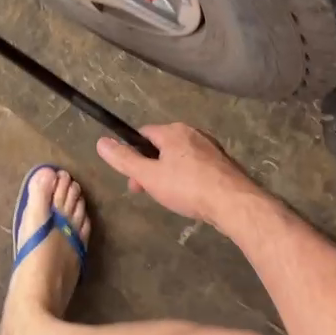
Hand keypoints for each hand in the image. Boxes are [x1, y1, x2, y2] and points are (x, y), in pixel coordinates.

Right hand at [96, 123, 266, 225]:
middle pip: (162, 146)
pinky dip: (190, 179)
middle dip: (152, 168)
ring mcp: (211, 148)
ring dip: (170, 174)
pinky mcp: (224, 164)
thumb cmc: (188, 187)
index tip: (133, 178)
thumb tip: (101, 142)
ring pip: (181, 158)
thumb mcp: (148, 176)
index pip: (144, 134)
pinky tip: (192, 198)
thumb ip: (124, 160)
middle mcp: (193, 133)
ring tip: (171, 199)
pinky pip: (198, 167)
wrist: (234, 203)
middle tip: (148, 192)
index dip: (134, 154)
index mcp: (173, 131)